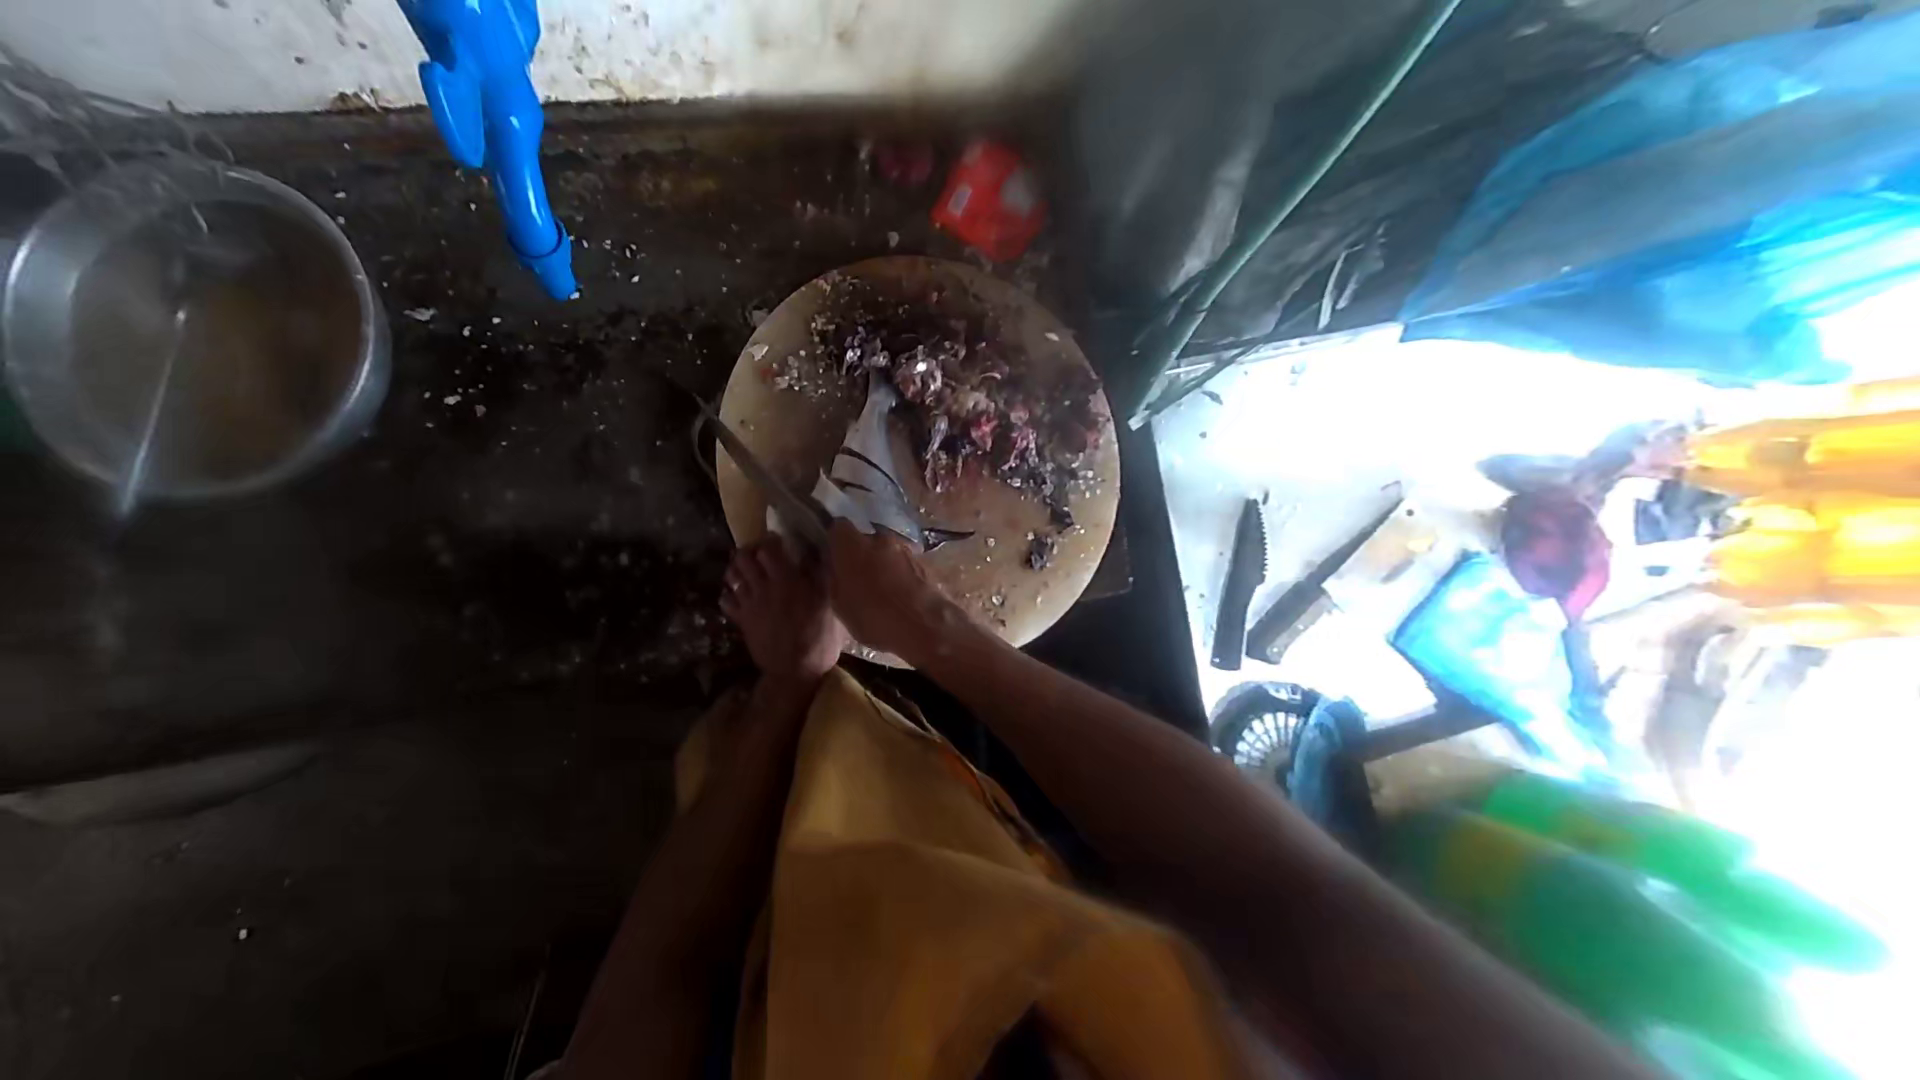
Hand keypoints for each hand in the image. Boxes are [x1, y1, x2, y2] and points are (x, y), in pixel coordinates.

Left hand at [719, 540, 846, 682]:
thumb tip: (820, 553)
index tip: (779, 541)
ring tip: (747, 569)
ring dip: (737, 568)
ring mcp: (749, 604)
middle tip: (759, 553)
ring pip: (732, 576)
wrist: (796, 671)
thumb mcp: (830, 603)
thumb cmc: (820, 637)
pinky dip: (729, 593)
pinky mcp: (742, 621)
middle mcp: (763, 587)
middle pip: (744, 558)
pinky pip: (726, 600)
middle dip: (749, 551)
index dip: (771, 541)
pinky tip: (738, 594)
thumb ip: (822, 576)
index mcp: (787, 579)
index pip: (768, 548)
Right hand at [826, 521, 972, 660]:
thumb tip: (833, 566)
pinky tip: (896, 595)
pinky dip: (897, 574)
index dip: (834, 541)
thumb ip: (834, 577)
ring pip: (884, 551)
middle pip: (863, 539)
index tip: (832, 557)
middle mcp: (878, 537)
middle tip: (855, 578)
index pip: (838, 527)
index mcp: (852, 543)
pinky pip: (901, 564)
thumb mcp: (839, 603)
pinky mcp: (922, 562)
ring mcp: (903, 548)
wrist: (923, 623)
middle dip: (859, 555)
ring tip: (878, 590)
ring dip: (880, 565)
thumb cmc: (872, 614)